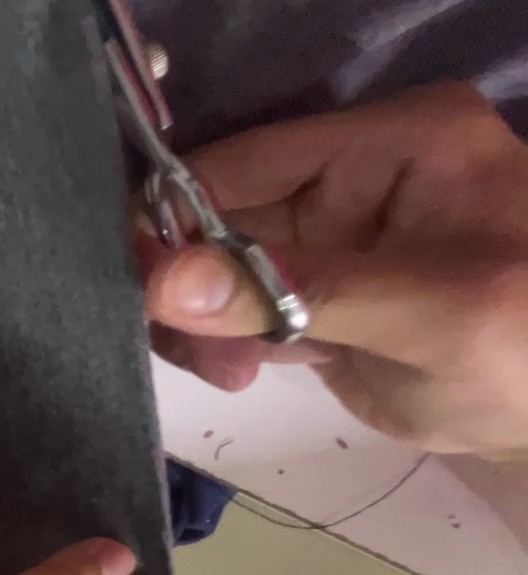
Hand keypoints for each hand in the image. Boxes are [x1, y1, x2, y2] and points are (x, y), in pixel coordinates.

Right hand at [142, 82, 527, 456]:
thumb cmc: (525, 354)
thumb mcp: (430, 318)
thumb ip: (299, 292)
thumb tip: (163, 284)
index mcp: (387, 145)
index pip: (226, 168)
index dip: (167, 231)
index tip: (145, 302)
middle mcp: (336, 176)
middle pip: (193, 223)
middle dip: (178, 294)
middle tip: (202, 352)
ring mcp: (306, 232)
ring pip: (187, 272)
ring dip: (191, 328)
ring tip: (233, 369)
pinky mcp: (282, 283)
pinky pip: (204, 305)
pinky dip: (205, 343)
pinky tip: (244, 368)